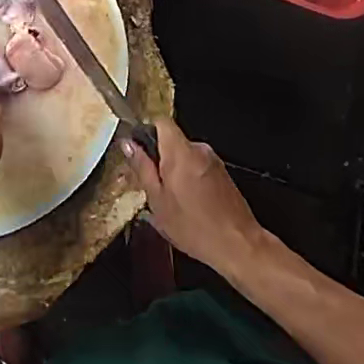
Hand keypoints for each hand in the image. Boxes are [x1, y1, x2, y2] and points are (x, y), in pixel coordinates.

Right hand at [121, 117, 267, 276]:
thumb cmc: (195, 227)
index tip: (137, 149)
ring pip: (184, 155)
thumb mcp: (157, 200)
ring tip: (171, 201)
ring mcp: (213, 160)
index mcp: (180, 152)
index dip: (145, 131)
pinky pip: (197, 166)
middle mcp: (199, 149)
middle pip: (172, 140)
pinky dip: (188, 179)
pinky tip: (188, 205)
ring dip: (174, 172)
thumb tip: (129, 145)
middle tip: (151, 186)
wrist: (235, 242)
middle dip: (159, 159)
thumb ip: (142, 168)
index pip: (160, 122)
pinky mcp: (221, 171)